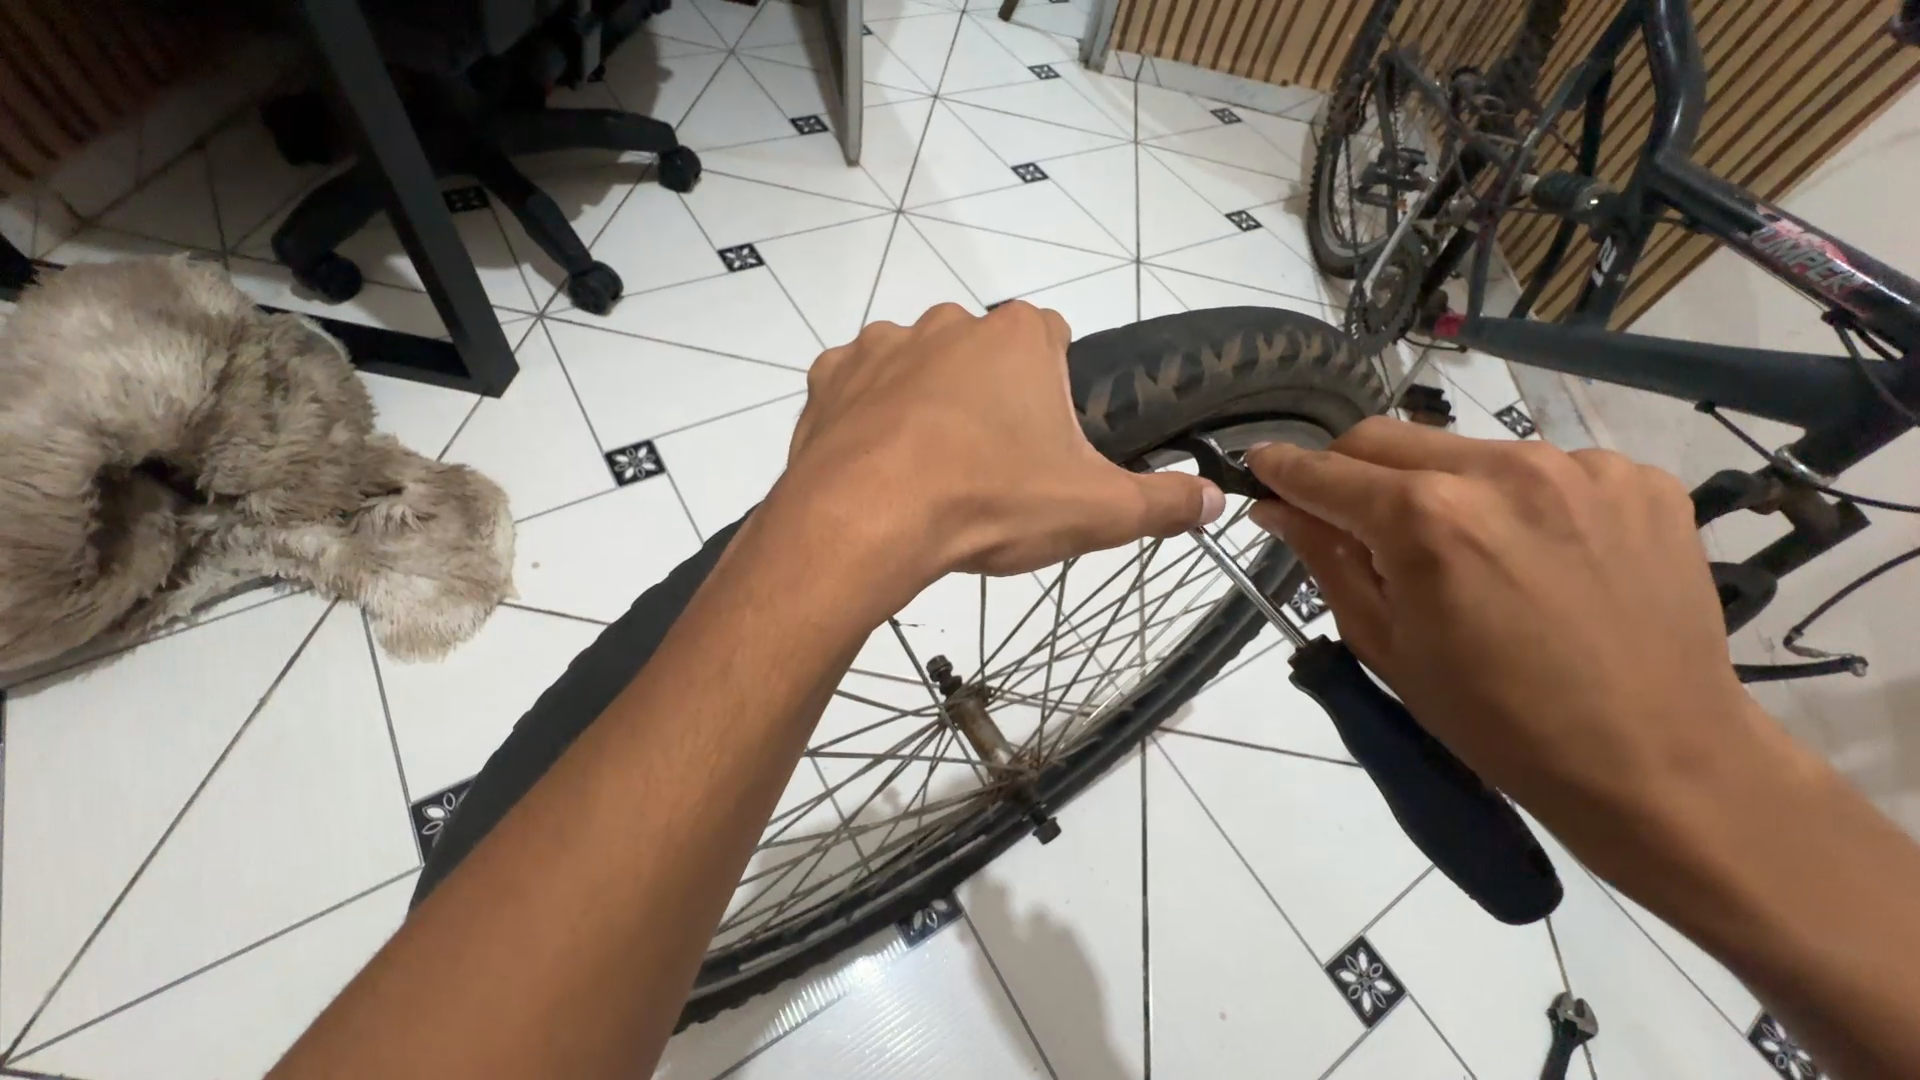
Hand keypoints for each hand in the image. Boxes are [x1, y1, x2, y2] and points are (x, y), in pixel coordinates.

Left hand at [777, 302, 1223, 581]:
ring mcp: (882, 345)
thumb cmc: (990, 502)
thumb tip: (1213, 500)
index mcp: (1018, 337)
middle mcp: (948, 322)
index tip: (1044, 441)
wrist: (867, 521)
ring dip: (928, 406)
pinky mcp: (829, 376)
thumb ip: (1161, 502)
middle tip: (988, 467)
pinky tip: (876, 464)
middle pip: (983, 355)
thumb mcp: (1094, 511)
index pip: (1052, 339)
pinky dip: (868, 418)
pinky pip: (859, 389)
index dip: (1054, 389)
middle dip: (990, 399)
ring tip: (929, 473)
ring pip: (919, 369)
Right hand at [1245, 418, 1762, 842]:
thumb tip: (1276, 506)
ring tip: (1457, 548)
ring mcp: (1577, 467)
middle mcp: (1498, 469)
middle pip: (1384, 438)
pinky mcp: (1636, 478)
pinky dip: (1511, 499)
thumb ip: (1324, 557)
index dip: (1281, 469)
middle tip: (1348, 517)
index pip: (1324, 471)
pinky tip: (1530, 551)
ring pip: (1461, 449)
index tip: (1259, 468)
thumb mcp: (1383, 642)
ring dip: (1435, 485)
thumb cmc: (1492, 717)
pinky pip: (1539, 467)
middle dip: (1348, 469)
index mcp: (1425, 517)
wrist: (1654, 759)